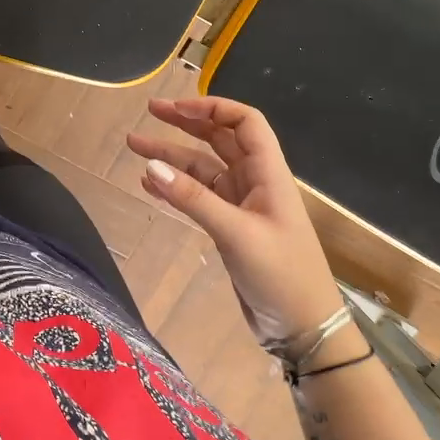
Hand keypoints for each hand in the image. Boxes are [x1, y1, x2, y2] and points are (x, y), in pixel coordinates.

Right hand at [126, 95, 344, 347]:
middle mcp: (255, 183)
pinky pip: (196, 195)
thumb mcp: (236, 234)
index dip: (212, 108)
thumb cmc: (282, 276)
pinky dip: (173, 186)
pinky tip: (148, 185)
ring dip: (170, 155)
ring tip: (134, 147)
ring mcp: (241, 205)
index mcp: (268, 175)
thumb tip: (149, 166)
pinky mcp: (229, 227)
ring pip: (202, 167)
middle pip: (219, 138)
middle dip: (185, 122)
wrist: (306, 331)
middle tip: (149, 111)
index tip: (174, 108)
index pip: (245, 123)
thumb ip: (192, 199)